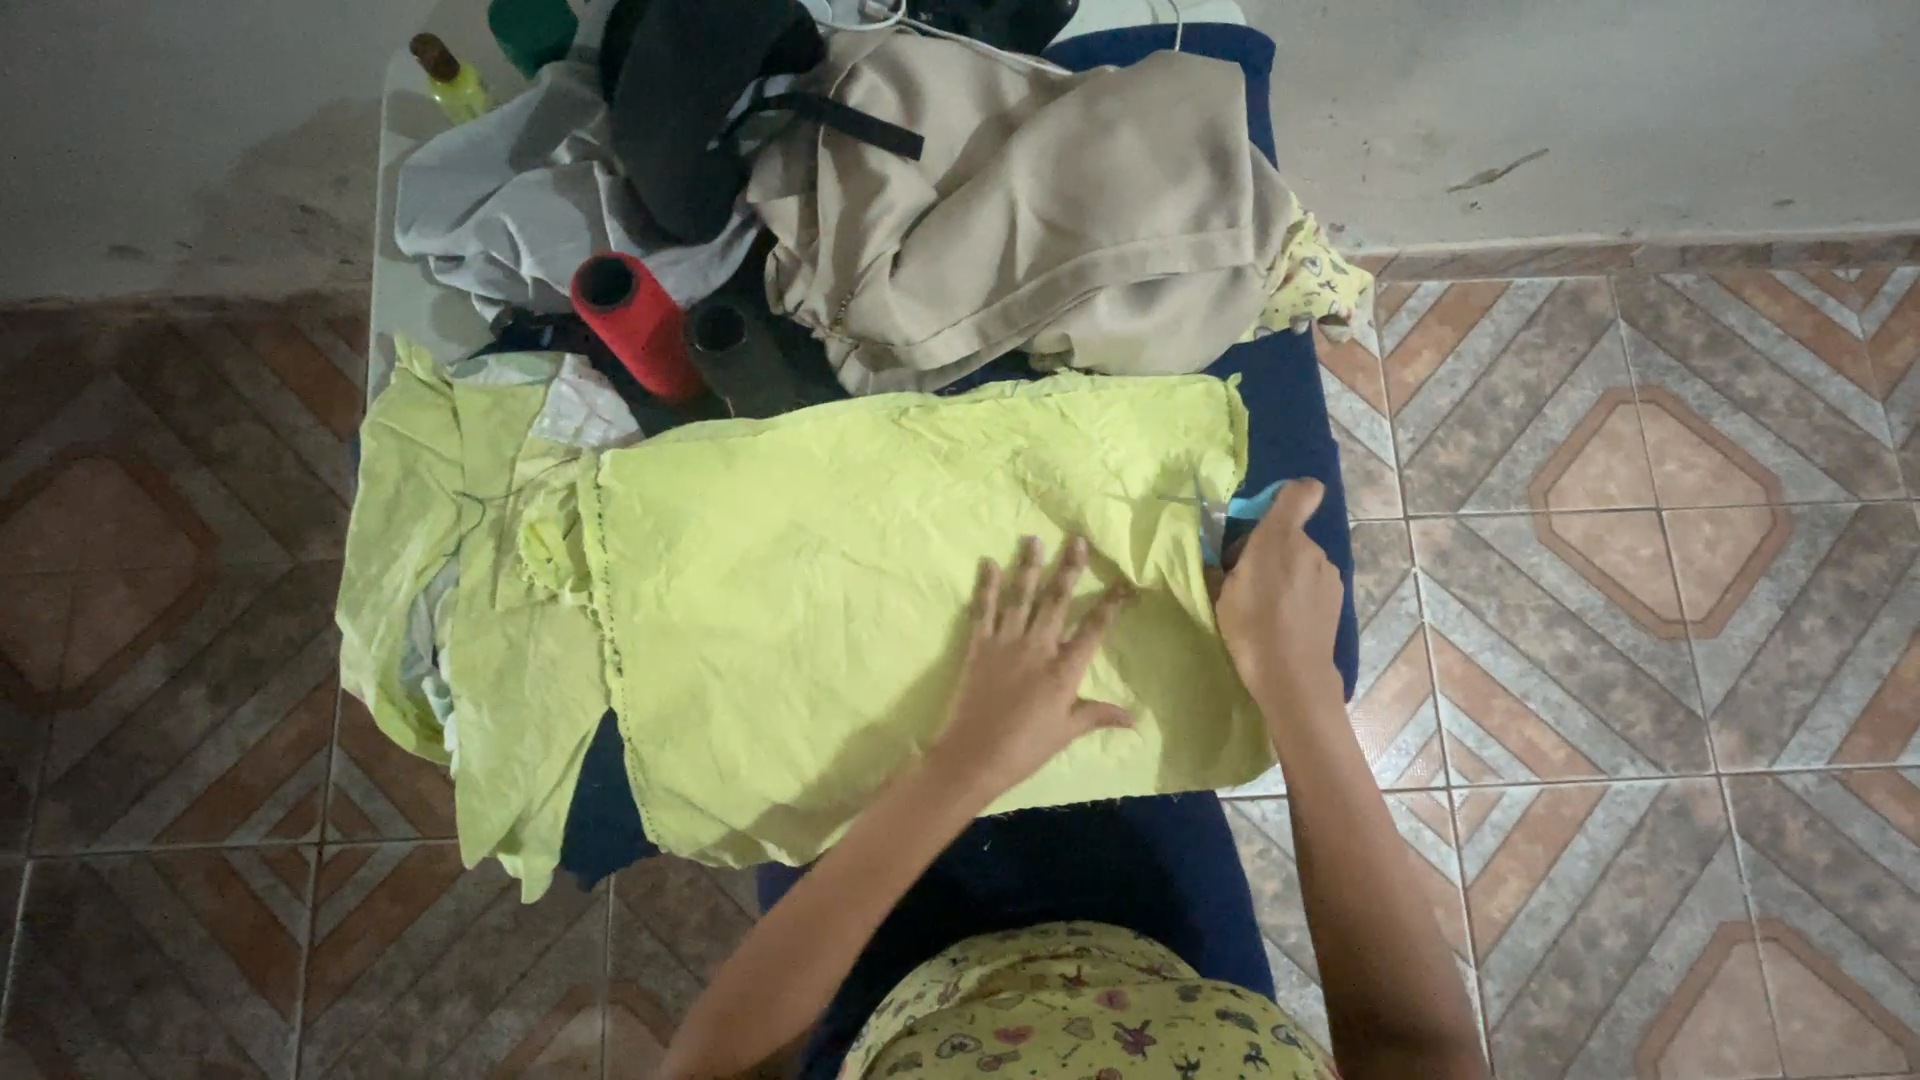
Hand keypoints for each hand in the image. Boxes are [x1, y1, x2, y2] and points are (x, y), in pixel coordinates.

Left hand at [928, 535, 1135, 798]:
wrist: (973, 755)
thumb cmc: (1025, 748)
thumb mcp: (1066, 732)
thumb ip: (1097, 715)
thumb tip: (1135, 718)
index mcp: (1064, 669)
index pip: (1094, 628)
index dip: (1110, 603)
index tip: (1124, 581)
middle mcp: (1038, 647)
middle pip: (1057, 600)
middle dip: (1069, 568)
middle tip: (1076, 540)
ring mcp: (1006, 643)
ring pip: (1021, 596)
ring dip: (1028, 566)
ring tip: (1033, 539)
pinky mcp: (978, 646)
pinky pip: (983, 610)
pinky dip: (986, 586)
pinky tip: (989, 563)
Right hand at [1213, 479, 1344, 710]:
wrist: (1293, 674)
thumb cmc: (1250, 628)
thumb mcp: (1221, 593)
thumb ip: (1226, 565)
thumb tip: (1226, 560)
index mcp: (1278, 538)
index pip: (1300, 492)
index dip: (1289, 494)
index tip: (1267, 515)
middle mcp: (1309, 547)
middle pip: (1287, 533)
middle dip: (1266, 549)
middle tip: (1245, 581)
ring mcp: (1328, 572)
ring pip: (1299, 559)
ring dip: (1282, 572)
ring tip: (1265, 606)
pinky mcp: (1336, 596)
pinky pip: (1311, 580)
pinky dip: (1297, 591)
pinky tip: (1284, 618)